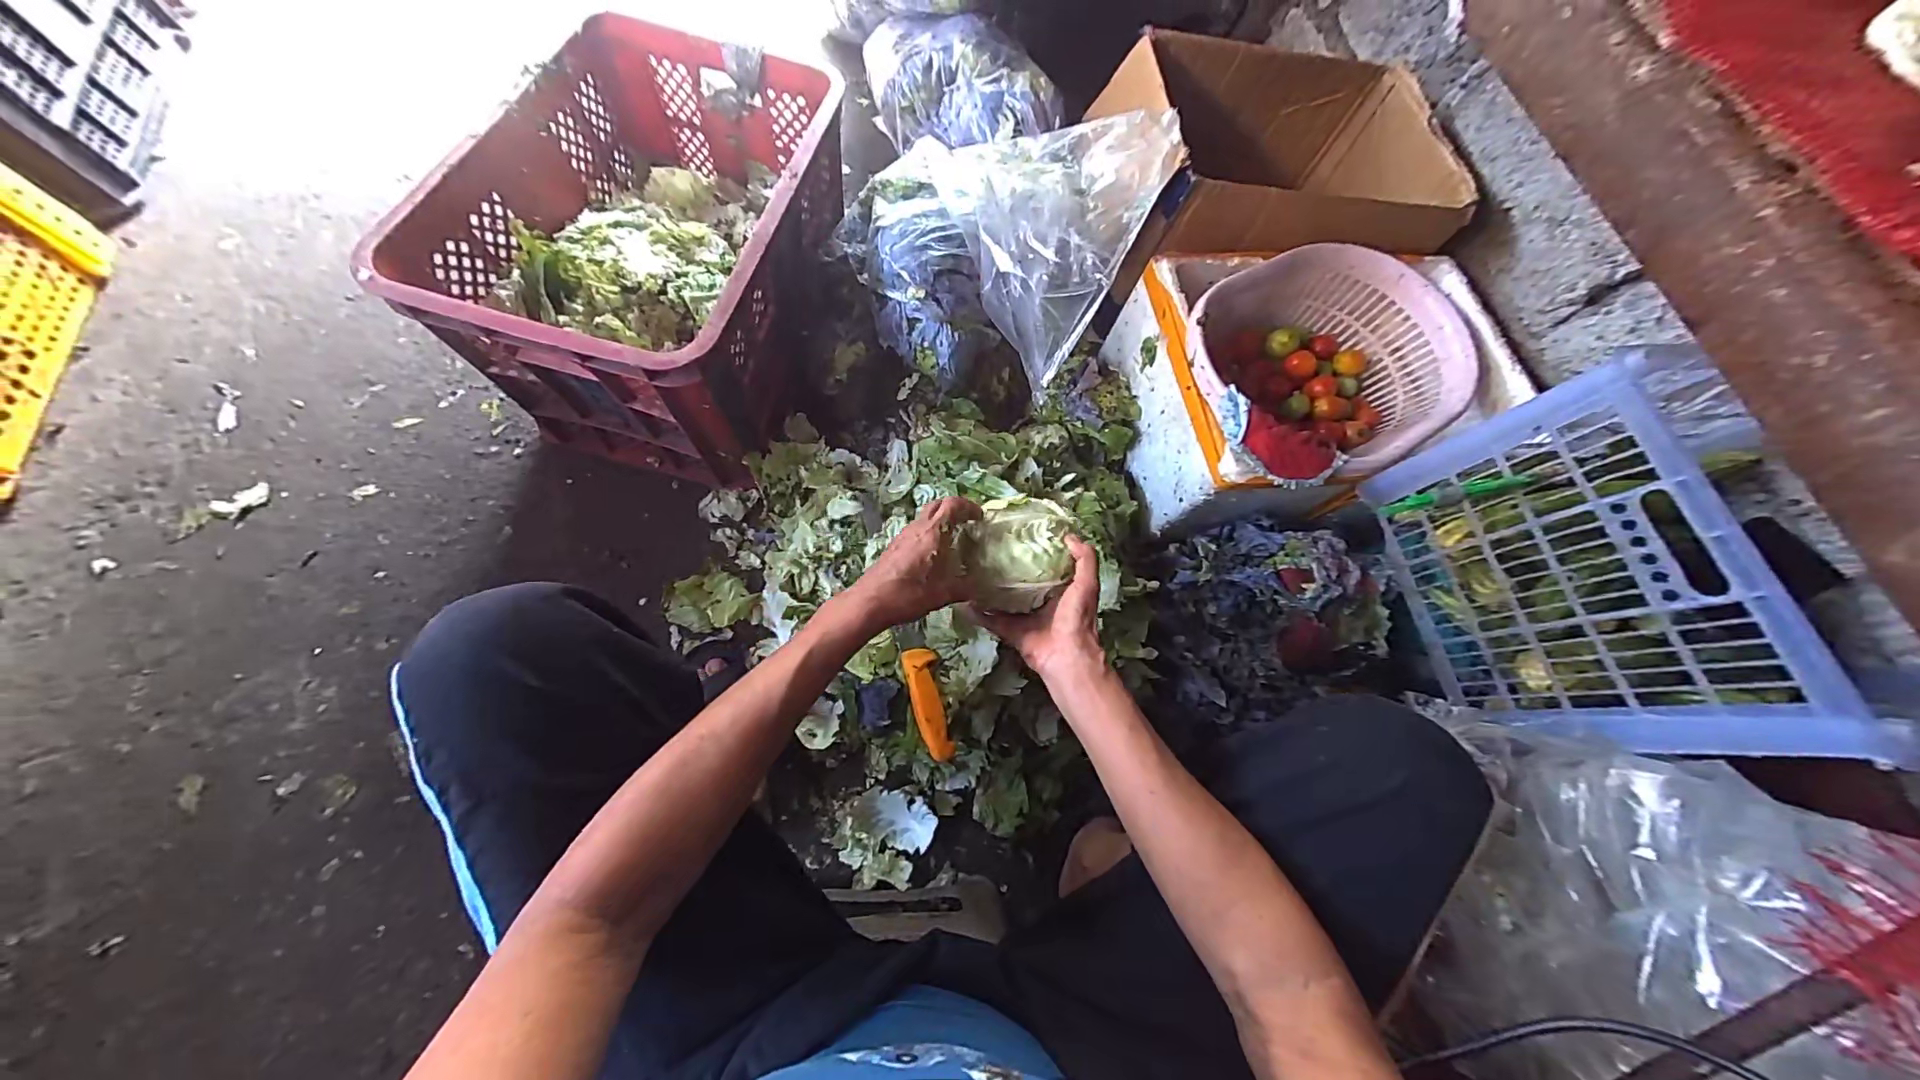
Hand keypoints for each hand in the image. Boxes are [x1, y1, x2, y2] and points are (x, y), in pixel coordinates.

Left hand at [845, 496, 980, 632]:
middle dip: (954, 509)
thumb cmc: (908, 594)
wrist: (870, 601)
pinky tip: (933, 554)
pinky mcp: (894, 546)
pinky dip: (929, 533)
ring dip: (940, 521)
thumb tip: (980, 589)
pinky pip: (916, 530)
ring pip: (925, 517)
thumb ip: (964, 588)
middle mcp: (917, 528)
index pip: (952, 505)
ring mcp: (903, 536)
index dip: (968, 506)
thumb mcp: (942, 594)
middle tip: (967, 522)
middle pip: (937, 505)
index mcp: (932, 533)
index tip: (979, 517)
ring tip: (953, 539)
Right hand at [971, 535, 1102, 679]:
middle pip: (1023, 582)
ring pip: (1005, 601)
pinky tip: (966, 602)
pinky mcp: (1012, 632)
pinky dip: (980, 614)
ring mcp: (1026, 618)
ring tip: (974, 572)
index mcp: (1062, 590)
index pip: (1049, 566)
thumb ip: (1084, 559)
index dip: (1038, 552)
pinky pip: (993, 621)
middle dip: (1010, 569)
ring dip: (991, 591)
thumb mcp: (1087, 583)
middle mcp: (1043, 603)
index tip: (1022, 536)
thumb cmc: (1077, 617)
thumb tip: (1069, 536)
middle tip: (991, 551)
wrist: (1066, 655)